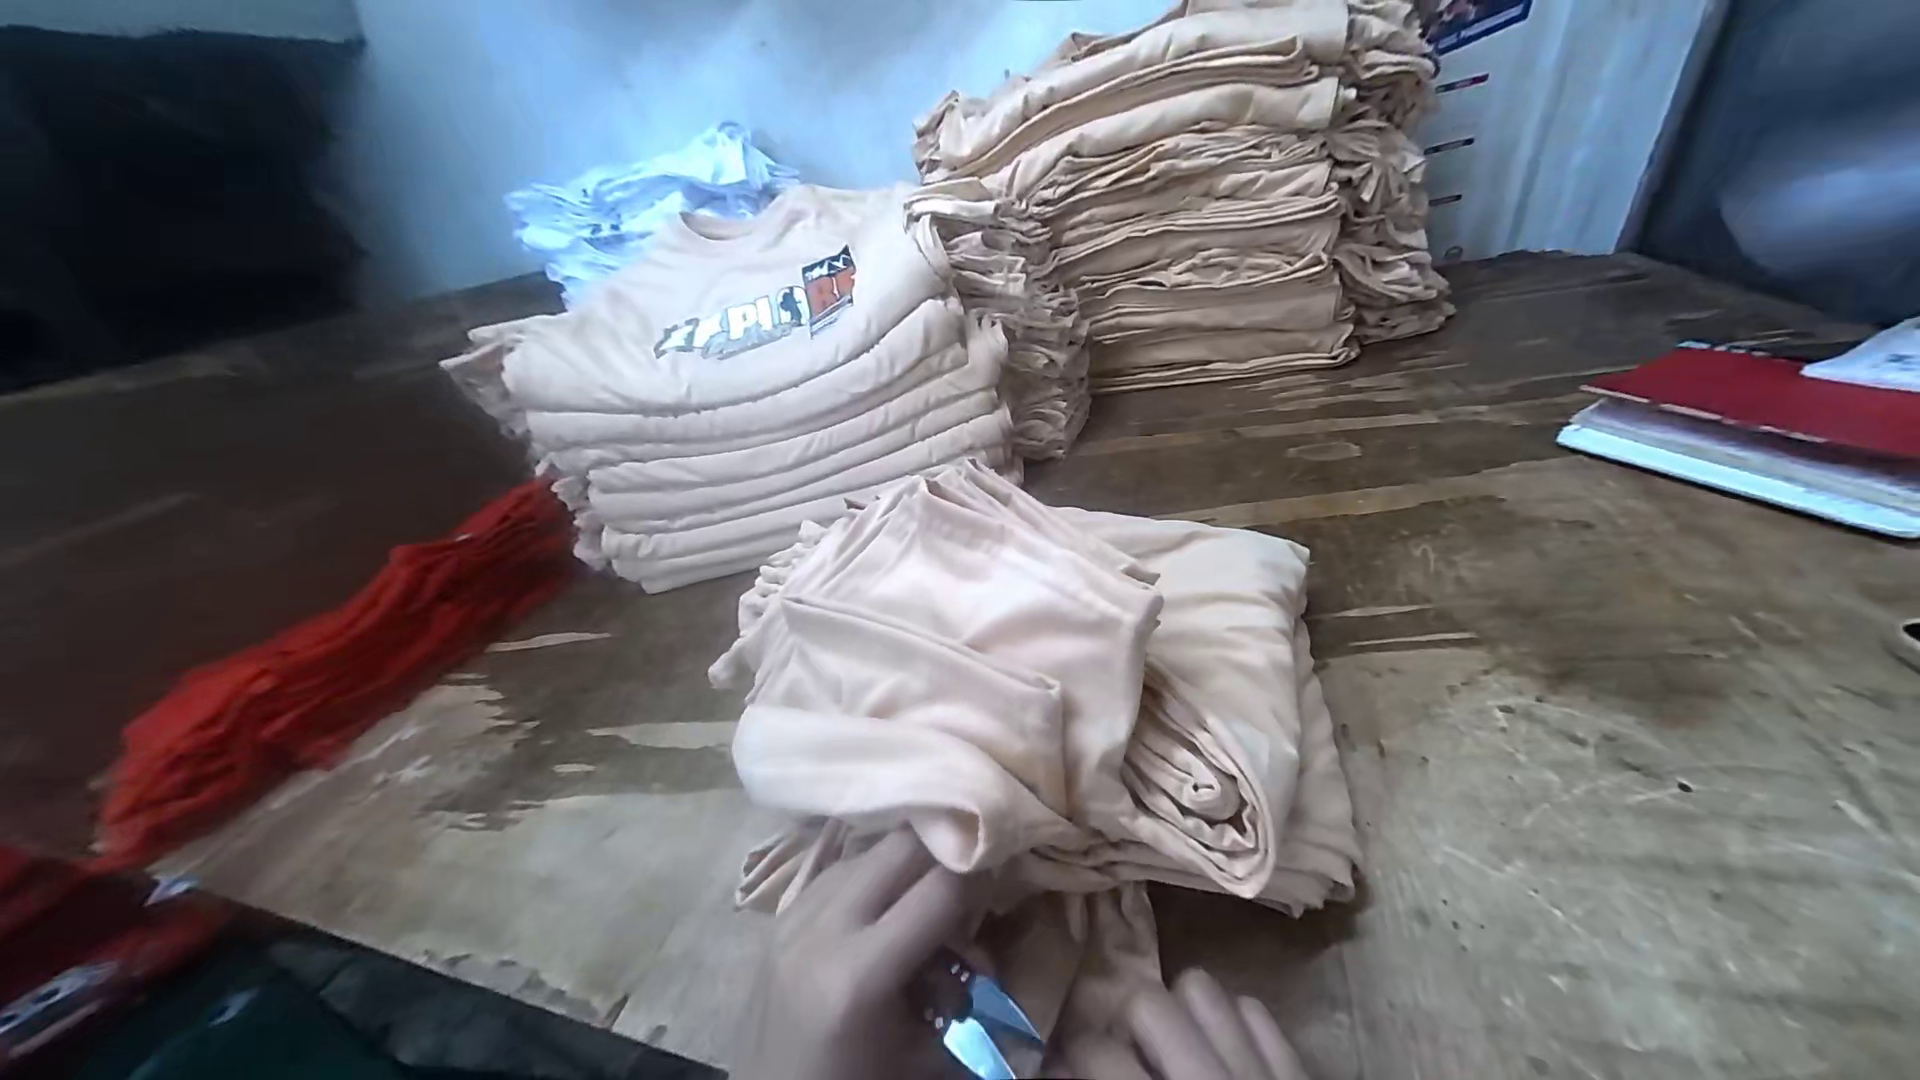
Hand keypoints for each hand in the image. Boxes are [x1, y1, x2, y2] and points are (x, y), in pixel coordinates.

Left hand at [734, 830, 977, 1079]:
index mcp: (858, 978)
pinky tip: (882, 910)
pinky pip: (838, 871)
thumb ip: (958, 985)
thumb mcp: (923, 1053)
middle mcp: (822, 931)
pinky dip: (871, 878)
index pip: (938, 889)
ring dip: (905, 865)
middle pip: (901, 845)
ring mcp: (792, 918)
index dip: (976, 879)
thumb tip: (984, 939)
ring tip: (922, 903)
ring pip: (869, 850)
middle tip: (963, 883)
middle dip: (942, 854)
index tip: (993, 885)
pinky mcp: (779, 917)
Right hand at [1062, 968, 1309, 1079]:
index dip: (1066, 1063)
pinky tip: (1224, 1058)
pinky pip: (1253, 1010)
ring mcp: (1261, 1075)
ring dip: (1178, 1014)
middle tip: (1120, 1063)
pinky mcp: (1300, 1076)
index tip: (1059, 1073)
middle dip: (1122, 1029)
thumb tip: (1056, 1079)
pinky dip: (1233, 1025)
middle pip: (1146, 1002)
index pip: (1098, 1056)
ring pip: (1200, 988)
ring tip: (1173, 1052)